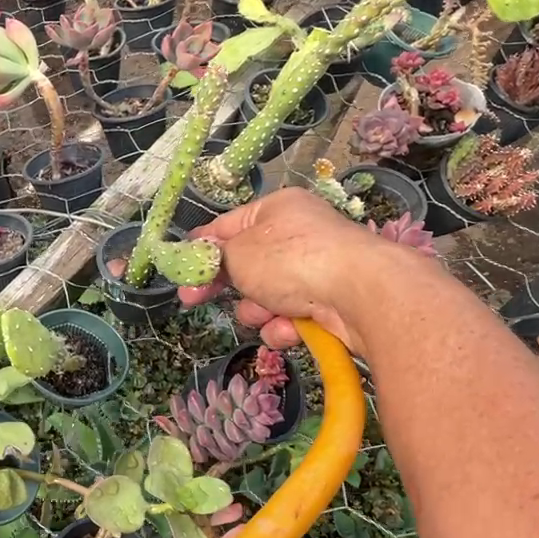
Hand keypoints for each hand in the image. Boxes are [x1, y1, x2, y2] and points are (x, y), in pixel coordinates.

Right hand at [183, 188, 400, 351]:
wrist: (358, 293)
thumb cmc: (290, 259)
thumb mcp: (236, 252)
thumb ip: (213, 257)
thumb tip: (203, 259)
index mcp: (276, 209)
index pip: (226, 226)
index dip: (200, 248)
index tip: (179, 269)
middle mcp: (298, 235)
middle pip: (245, 266)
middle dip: (228, 287)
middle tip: (193, 301)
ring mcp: (315, 271)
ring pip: (265, 297)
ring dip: (258, 311)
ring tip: (268, 313)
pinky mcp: (329, 304)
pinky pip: (289, 317)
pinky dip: (285, 326)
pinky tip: (292, 328)